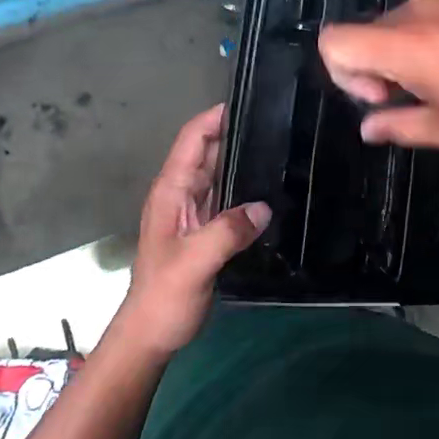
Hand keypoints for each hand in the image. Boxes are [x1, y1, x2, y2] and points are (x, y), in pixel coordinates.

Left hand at [113, 104, 269, 356]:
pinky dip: (250, 188)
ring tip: (286, 148)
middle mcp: (183, 194)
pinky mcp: (210, 229)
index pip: (193, 140)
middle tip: (282, 124)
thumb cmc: (164, 297)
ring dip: (248, 160)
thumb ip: (226, 232)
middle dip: (240, 133)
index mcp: (172, 192)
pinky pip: (232, 197)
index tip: (252, 103)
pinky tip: (276, 189)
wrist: (152, 335)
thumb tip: (263, 207)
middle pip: (211, 151)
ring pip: (224, 173)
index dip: (216, 117)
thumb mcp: (193, 263)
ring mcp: (196, 212)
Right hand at [318, 0, 438, 151]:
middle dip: (380, 70)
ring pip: (406, 22)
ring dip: (411, 54)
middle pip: (370, 32)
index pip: (333, 42)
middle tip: (423, 104)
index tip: (384, 100)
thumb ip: (399, 127)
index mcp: (405, 42)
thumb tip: (370, 126)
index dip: (344, 77)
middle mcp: (422, 7)